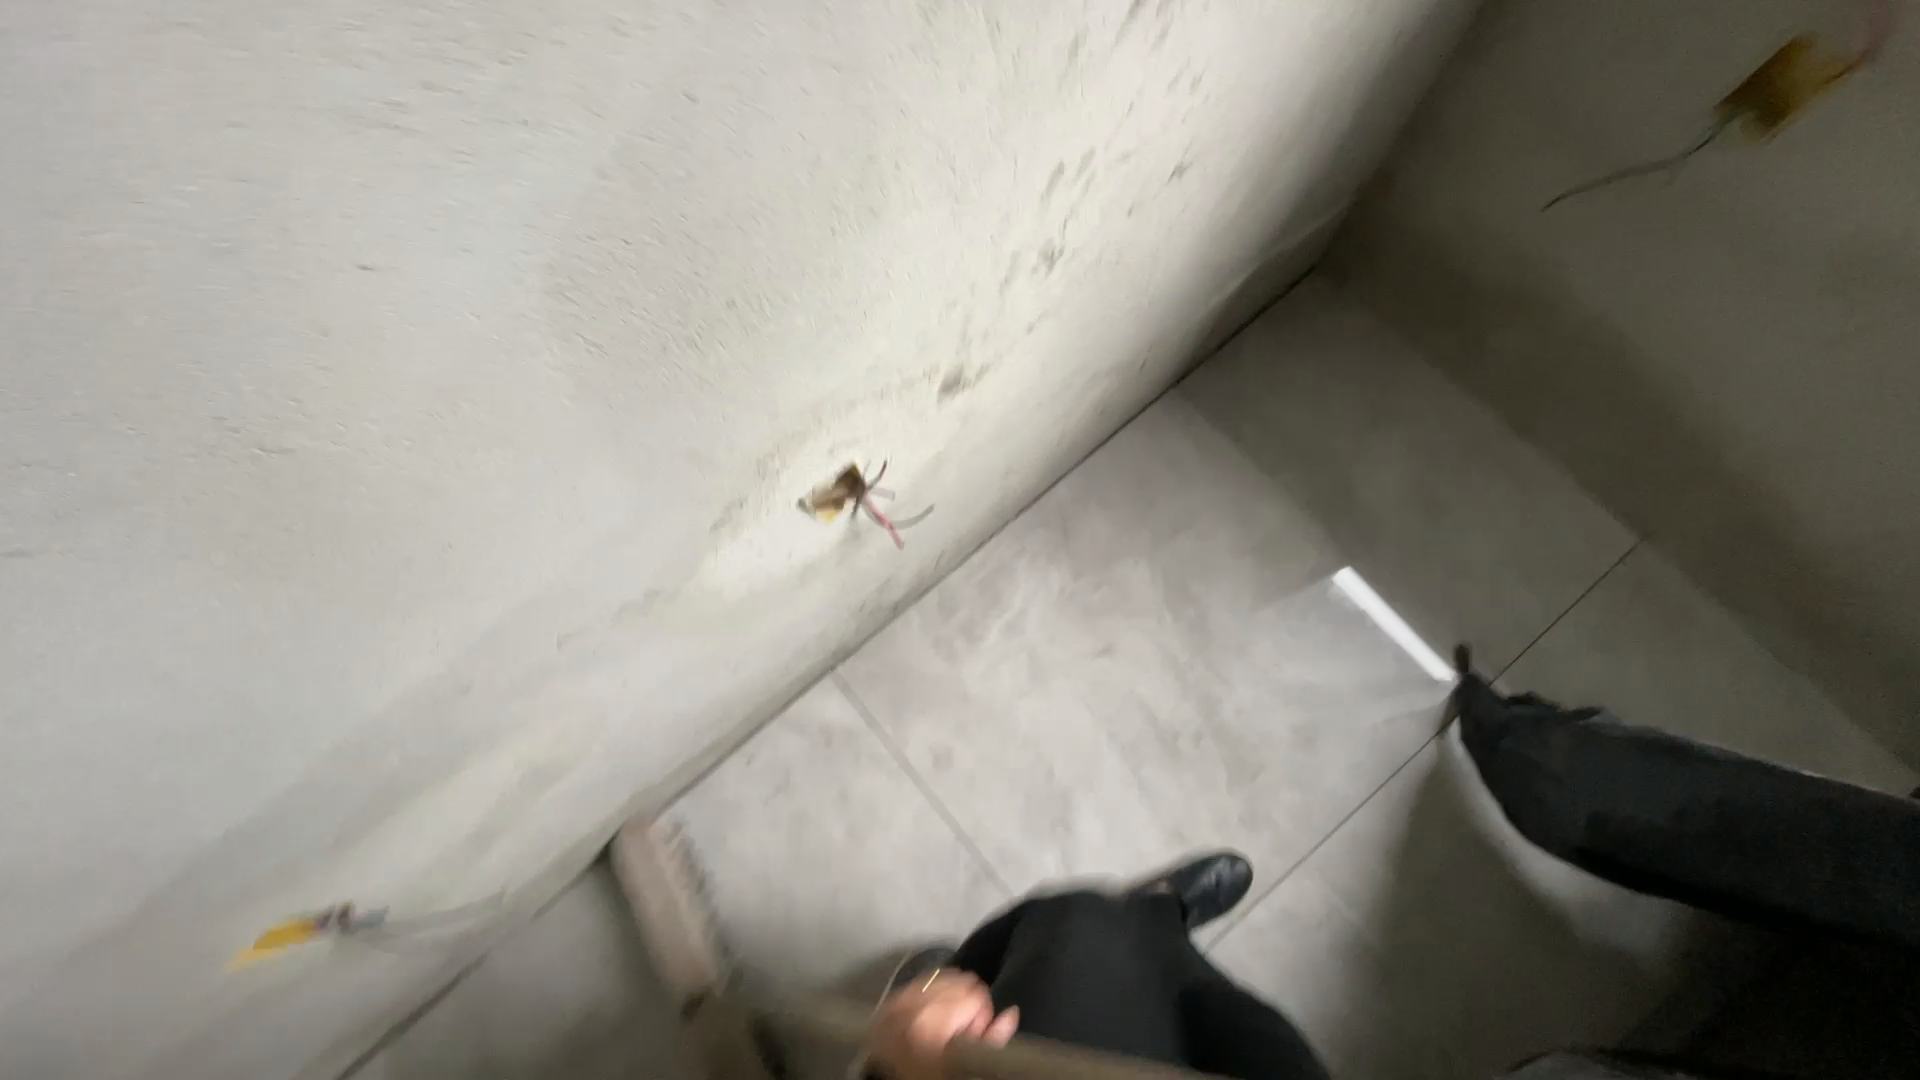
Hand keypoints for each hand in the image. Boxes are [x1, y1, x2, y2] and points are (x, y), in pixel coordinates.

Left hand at [868, 970, 1018, 1079]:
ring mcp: (903, 996)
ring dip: (952, 994)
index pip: (977, 993)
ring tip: (948, 1020)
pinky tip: (934, 1010)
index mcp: (935, 1021)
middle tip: (962, 1028)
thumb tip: (1011, 1013)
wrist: (890, 1078)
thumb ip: (991, 1040)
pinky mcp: (894, 996)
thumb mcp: (962, 1065)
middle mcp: (917, 1001)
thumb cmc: (929, 1071)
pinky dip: (935, 991)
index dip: (982, 1014)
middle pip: (962, 980)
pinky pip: (926, 979)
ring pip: (944, 976)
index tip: (975, 1033)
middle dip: (968, 1002)